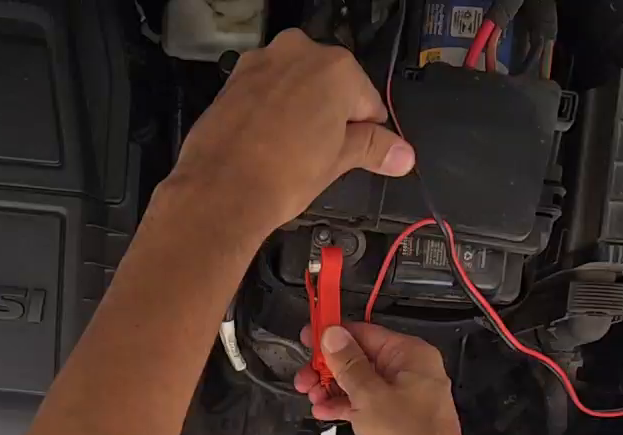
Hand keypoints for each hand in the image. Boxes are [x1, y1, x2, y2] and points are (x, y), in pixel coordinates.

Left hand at [159, 30, 414, 240]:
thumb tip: (401, 154)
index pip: (367, 99)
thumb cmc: (277, 177)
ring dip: (297, 113)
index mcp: (336, 69)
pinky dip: (268, 114)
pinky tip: (265, 147)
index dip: (366, 130)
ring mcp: (261, 65)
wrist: (220, 193)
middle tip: (323, 156)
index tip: (362, 149)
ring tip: (291, 155)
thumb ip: (372, 149)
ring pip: (292, 86)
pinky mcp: (232, 82)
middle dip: (329, 116)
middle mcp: (298, 53)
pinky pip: (262, 94)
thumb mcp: (336, 162)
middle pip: (328, 85)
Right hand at [295, 323, 468, 434]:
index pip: (365, 333)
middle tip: (305, 375)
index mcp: (410, 356)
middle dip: (328, 367)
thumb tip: (333, 335)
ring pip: (356, 383)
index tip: (310, 335)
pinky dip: (340, 406)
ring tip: (312, 395)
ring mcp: (397, 398)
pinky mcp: (388, 420)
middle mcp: (406, 374)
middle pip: (357, 359)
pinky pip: (360, 404)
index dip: (334, 334)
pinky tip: (324, 411)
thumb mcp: (369, 395)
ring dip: (330, 388)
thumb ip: (348, 364)